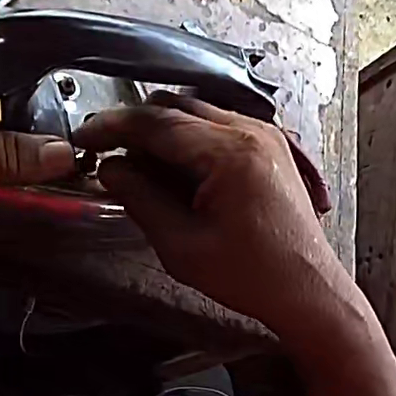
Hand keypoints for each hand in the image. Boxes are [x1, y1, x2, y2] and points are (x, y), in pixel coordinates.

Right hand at [72, 92, 369, 351]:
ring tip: (142, 171)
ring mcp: (265, 135)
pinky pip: (218, 127)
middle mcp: (251, 131)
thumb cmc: (253, 276)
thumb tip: (111, 170)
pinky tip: (177, 173)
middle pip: (176, 106)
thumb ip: (141, 200)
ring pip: (197, 112)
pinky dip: (190, 141)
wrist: (309, 288)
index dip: (112, 126)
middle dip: (136, 127)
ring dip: (163, 133)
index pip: (156, 122)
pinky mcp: (270, 147)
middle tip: (109, 155)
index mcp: (230, 153)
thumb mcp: (182, 246)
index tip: (86, 137)